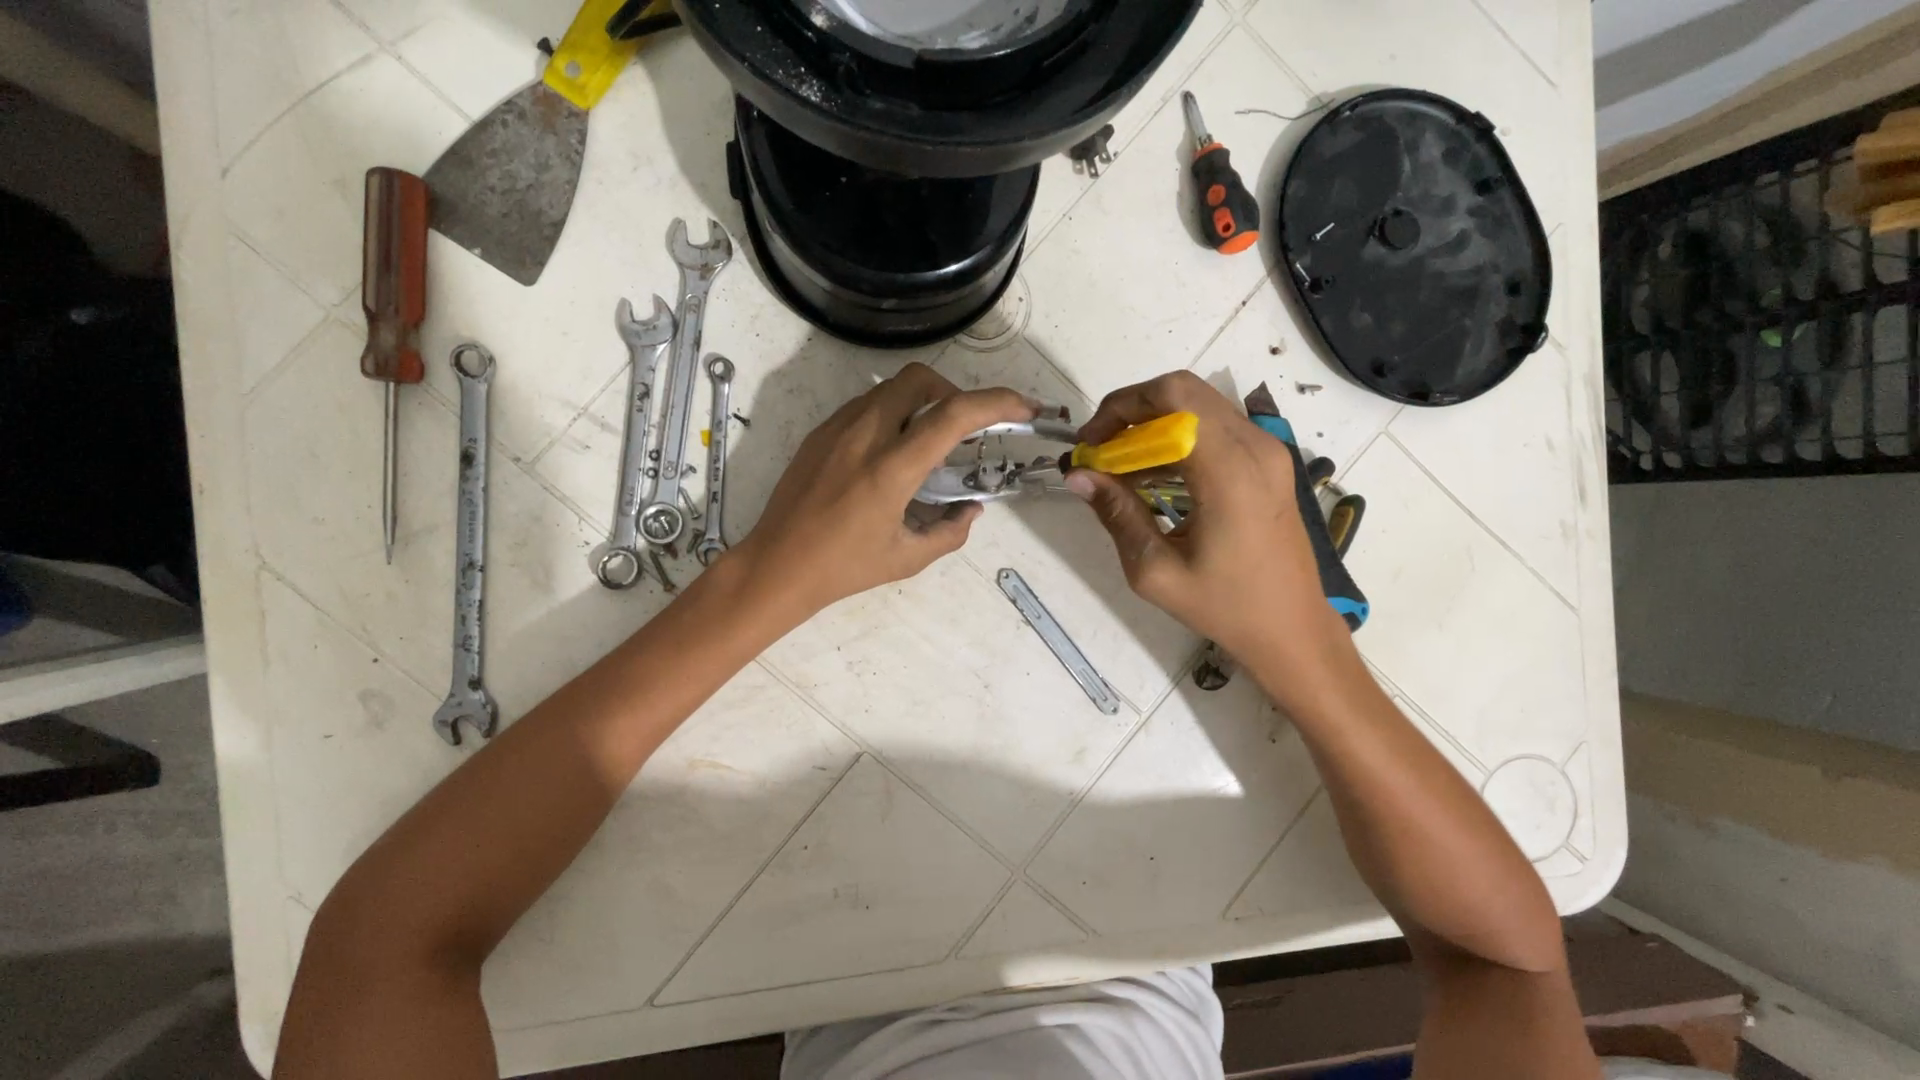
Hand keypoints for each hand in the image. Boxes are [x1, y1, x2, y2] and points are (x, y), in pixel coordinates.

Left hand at [735, 363, 1032, 616]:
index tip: (1022, 407)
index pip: (953, 414)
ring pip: (890, 388)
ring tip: (926, 443)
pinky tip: (891, 453)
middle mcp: (864, 436)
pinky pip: (865, 406)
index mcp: (891, 469)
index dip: (997, 402)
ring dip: (921, 402)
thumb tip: (972, 509)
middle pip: (919, 379)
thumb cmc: (843, 568)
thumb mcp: (907, 558)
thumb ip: (950, 531)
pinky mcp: (819, 433)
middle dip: (953, 392)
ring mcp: (837, 429)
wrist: (776, 565)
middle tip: (963, 429)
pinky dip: (891, 414)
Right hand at [1066, 372, 1353, 682]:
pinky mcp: (1271, 461)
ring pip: (1200, 403)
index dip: (1120, 409)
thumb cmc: (1225, 606)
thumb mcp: (1156, 570)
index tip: (1090, 445)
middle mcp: (1255, 447)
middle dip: (1132, 410)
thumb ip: (1116, 514)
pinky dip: (1179, 435)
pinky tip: (1154, 474)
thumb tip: (1077, 475)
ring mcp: (1269, 451)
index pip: (1170, 399)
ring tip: (1121, 464)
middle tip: (1102, 449)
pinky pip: (1217, 426)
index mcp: (1229, 472)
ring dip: (1154, 422)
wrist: (1292, 628)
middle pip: (1184, 390)